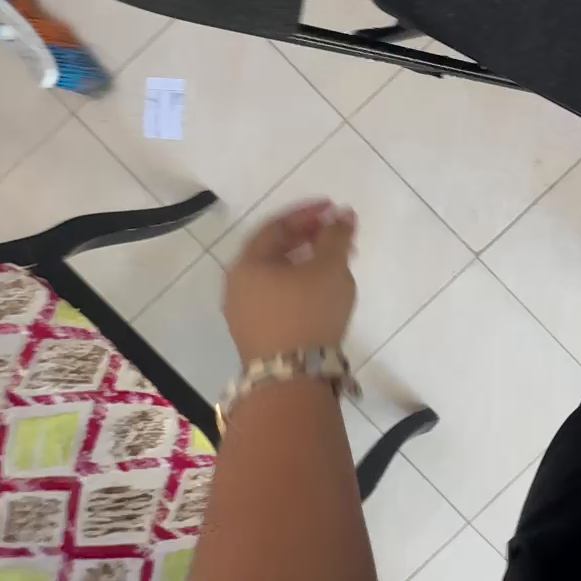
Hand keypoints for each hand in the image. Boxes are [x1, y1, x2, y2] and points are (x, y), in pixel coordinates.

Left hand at [224, 199, 357, 363]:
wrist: (291, 374)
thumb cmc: (308, 311)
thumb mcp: (330, 267)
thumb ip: (336, 236)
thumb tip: (342, 215)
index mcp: (248, 264)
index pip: (276, 226)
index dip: (306, 212)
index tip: (334, 207)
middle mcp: (238, 284)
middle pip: (274, 248)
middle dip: (309, 234)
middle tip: (339, 229)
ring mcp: (245, 309)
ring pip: (278, 271)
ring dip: (308, 256)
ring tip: (339, 256)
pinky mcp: (258, 327)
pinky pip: (279, 290)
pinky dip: (302, 277)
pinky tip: (325, 283)